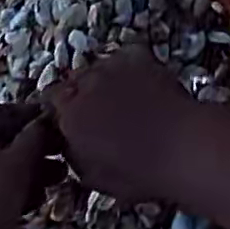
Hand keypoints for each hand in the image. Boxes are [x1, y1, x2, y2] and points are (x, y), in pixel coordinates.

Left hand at [0, 104, 57, 228]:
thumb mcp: (18, 164)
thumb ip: (35, 135)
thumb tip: (47, 116)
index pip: (5, 112)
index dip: (33, 113)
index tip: (57, 120)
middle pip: (5, 141)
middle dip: (37, 148)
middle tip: (62, 153)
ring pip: (1, 167)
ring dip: (31, 170)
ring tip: (57, 179)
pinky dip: (15, 190)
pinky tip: (35, 201)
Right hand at [47, 46, 200, 202]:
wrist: (180, 143)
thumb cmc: (135, 171)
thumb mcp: (90, 174)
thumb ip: (70, 148)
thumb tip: (66, 137)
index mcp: (69, 112)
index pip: (49, 98)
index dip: (57, 109)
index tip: (64, 119)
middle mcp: (86, 81)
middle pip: (74, 80)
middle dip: (79, 93)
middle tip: (95, 111)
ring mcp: (113, 64)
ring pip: (98, 67)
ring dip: (101, 80)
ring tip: (119, 97)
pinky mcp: (138, 54)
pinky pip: (123, 56)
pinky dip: (125, 67)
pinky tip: (136, 82)